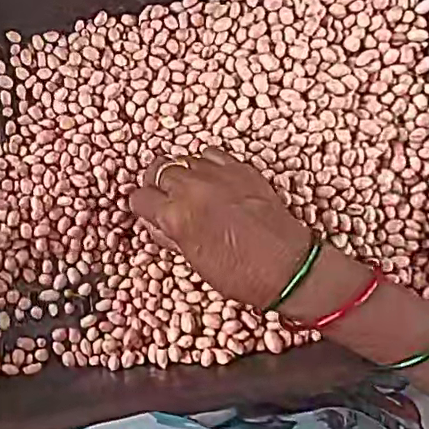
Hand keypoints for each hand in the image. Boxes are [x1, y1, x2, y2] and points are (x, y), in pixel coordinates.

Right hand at [128, 149, 314, 309]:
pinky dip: (206, 164)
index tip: (149, 210)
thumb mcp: (193, 260)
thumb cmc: (242, 274)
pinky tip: (211, 180)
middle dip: (159, 185)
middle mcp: (193, 190)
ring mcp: (218, 176)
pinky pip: (210, 155)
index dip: (143, 206)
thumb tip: (158, 221)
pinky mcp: (241, 169)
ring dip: (182, 173)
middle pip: (158, 170)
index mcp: (176, 217)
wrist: (289, 268)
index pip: (140, 198)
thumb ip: (170, 234)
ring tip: (191, 191)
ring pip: (183, 159)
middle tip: (167, 198)